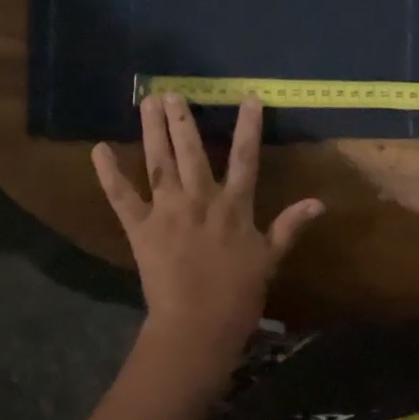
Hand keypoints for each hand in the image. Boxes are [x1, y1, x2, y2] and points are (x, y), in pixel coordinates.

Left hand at [93, 93, 323, 351]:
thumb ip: (290, 226)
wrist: (198, 327)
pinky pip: (121, 197)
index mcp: (234, 207)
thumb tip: (319, 202)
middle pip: (192, 151)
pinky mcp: (140, 228)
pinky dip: (109, 173)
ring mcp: (167, 211)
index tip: (249, 97)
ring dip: (153, 131)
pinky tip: (99, 149)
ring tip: (147, 102)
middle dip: (183, 119)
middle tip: (172, 92)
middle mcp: (200, 199)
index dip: (248, 127)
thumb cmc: (238, 296)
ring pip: (160, 162)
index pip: (245, 158)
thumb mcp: (270, 259)